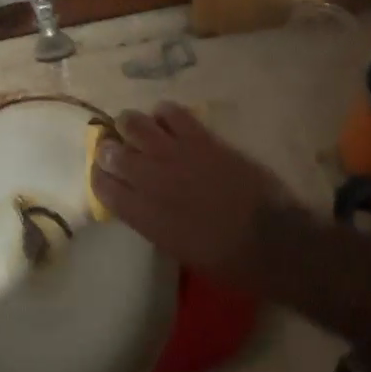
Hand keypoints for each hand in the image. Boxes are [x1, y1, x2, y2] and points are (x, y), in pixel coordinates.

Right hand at [91, 102, 298, 284]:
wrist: (271, 241)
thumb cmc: (225, 259)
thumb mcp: (176, 248)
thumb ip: (151, 220)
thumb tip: (142, 202)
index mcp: (141, 214)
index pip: (101, 184)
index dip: (99, 176)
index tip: (105, 174)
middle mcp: (149, 180)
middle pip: (110, 150)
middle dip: (110, 148)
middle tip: (119, 150)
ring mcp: (174, 154)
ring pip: (133, 123)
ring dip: (130, 126)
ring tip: (137, 130)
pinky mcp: (200, 138)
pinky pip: (170, 112)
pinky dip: (163, 114)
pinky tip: (168, 123)